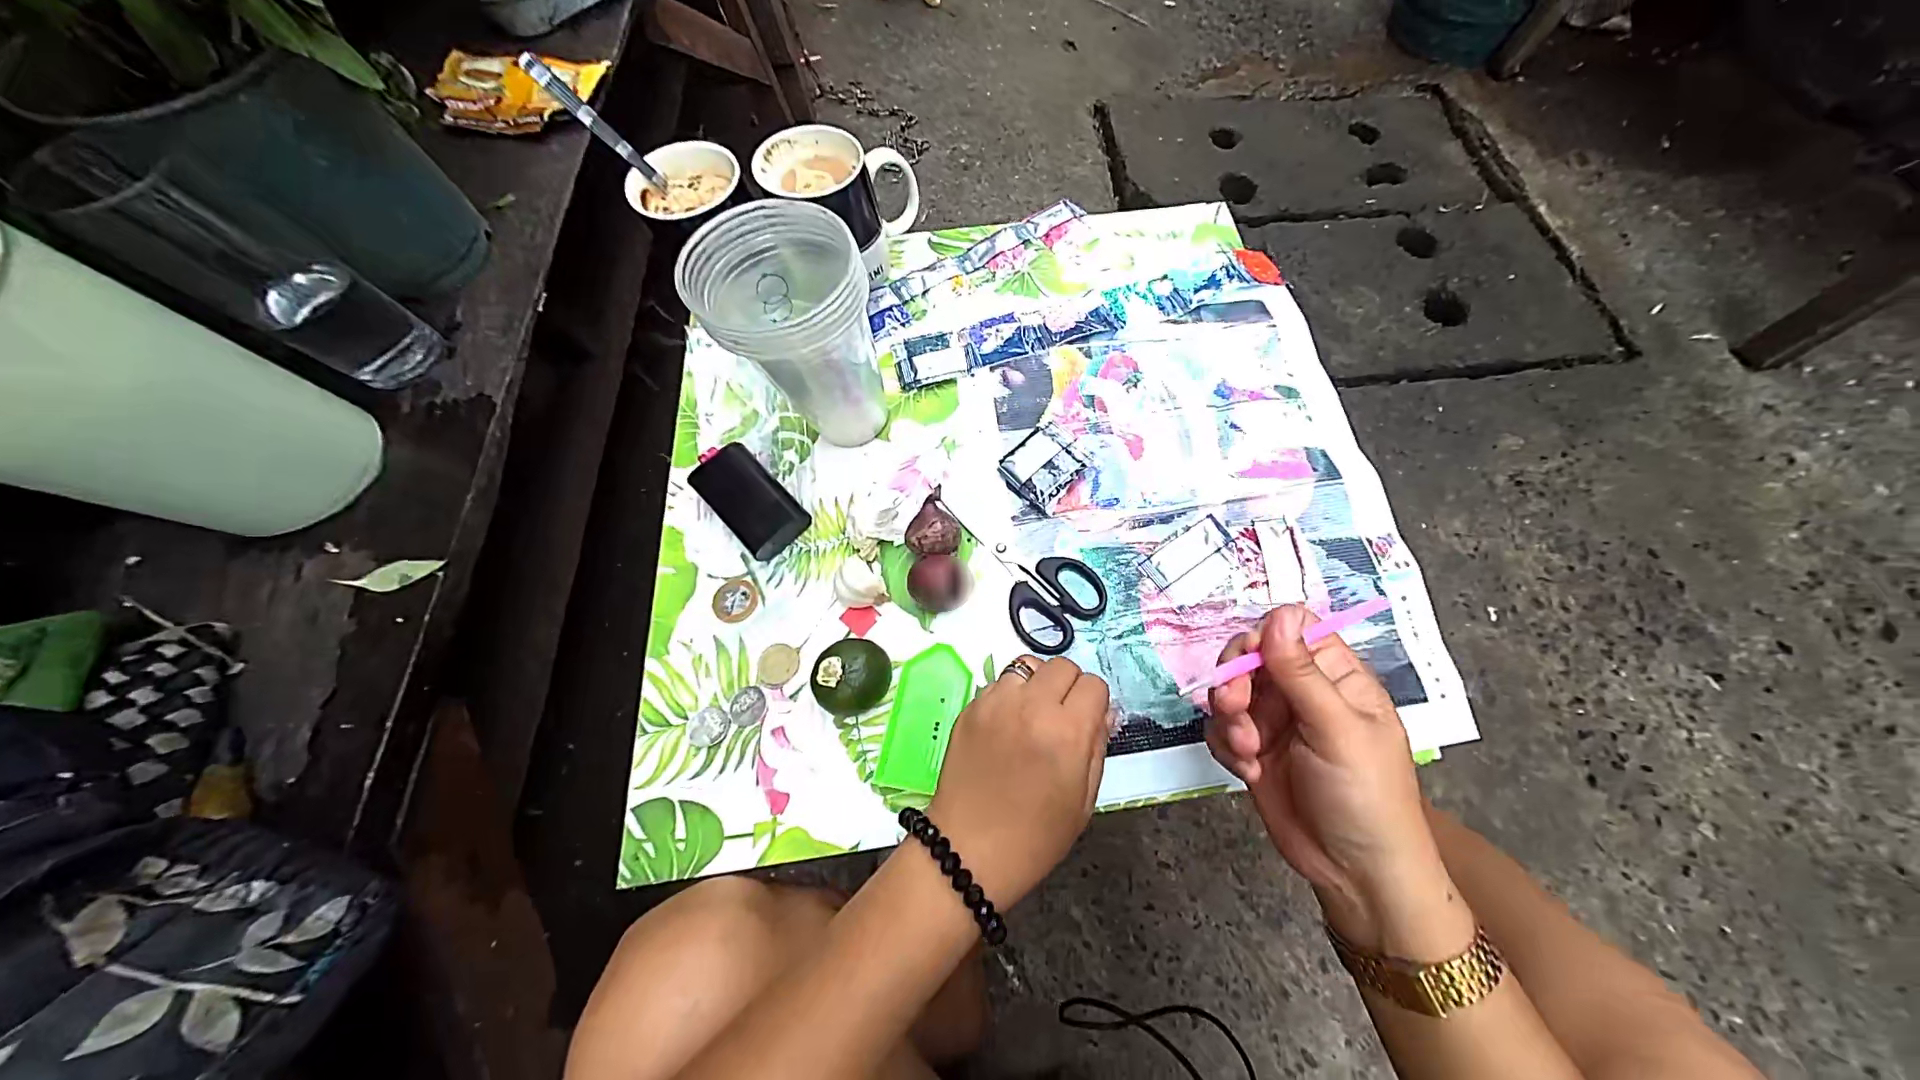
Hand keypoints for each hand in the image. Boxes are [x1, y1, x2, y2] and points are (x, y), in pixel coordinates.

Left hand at [928, 656, 1108, 908]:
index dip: (1095, 703)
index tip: (1088, 722)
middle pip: (1062, 666)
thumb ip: (1097, 747)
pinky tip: (1006, 727)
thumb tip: (1103, 713)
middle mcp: (1031, 707)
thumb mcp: (1084, 799)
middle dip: (1069, 687)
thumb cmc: (1035, 837)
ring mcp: (996, 704)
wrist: (969, 851)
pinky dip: (1008, 696)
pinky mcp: (970, 709)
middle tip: (1062, 717)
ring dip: (1036, 685)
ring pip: (1027, 666)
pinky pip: (998, 684)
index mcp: (1067, 732)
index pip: (1094, 685)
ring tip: (1031, 717)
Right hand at [1206, 606, 1469, 958]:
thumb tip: (1278, 616)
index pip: (1293, 629)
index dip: (1266, 637)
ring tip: (1247, 751)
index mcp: (1337, 677)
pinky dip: (1225, 745)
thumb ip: (1302, 673)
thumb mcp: (1337, 730)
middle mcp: (1303, 692)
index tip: (1251, 660)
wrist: (1354, 873)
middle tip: (1233, 707)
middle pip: (1250, 657)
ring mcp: (1275, 721)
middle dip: (1234, 680)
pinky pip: (1221, 728)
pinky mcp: (1252, 749)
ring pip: (1229, 692)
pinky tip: (1246, 769)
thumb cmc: (1368, 799)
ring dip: (1228, 719)